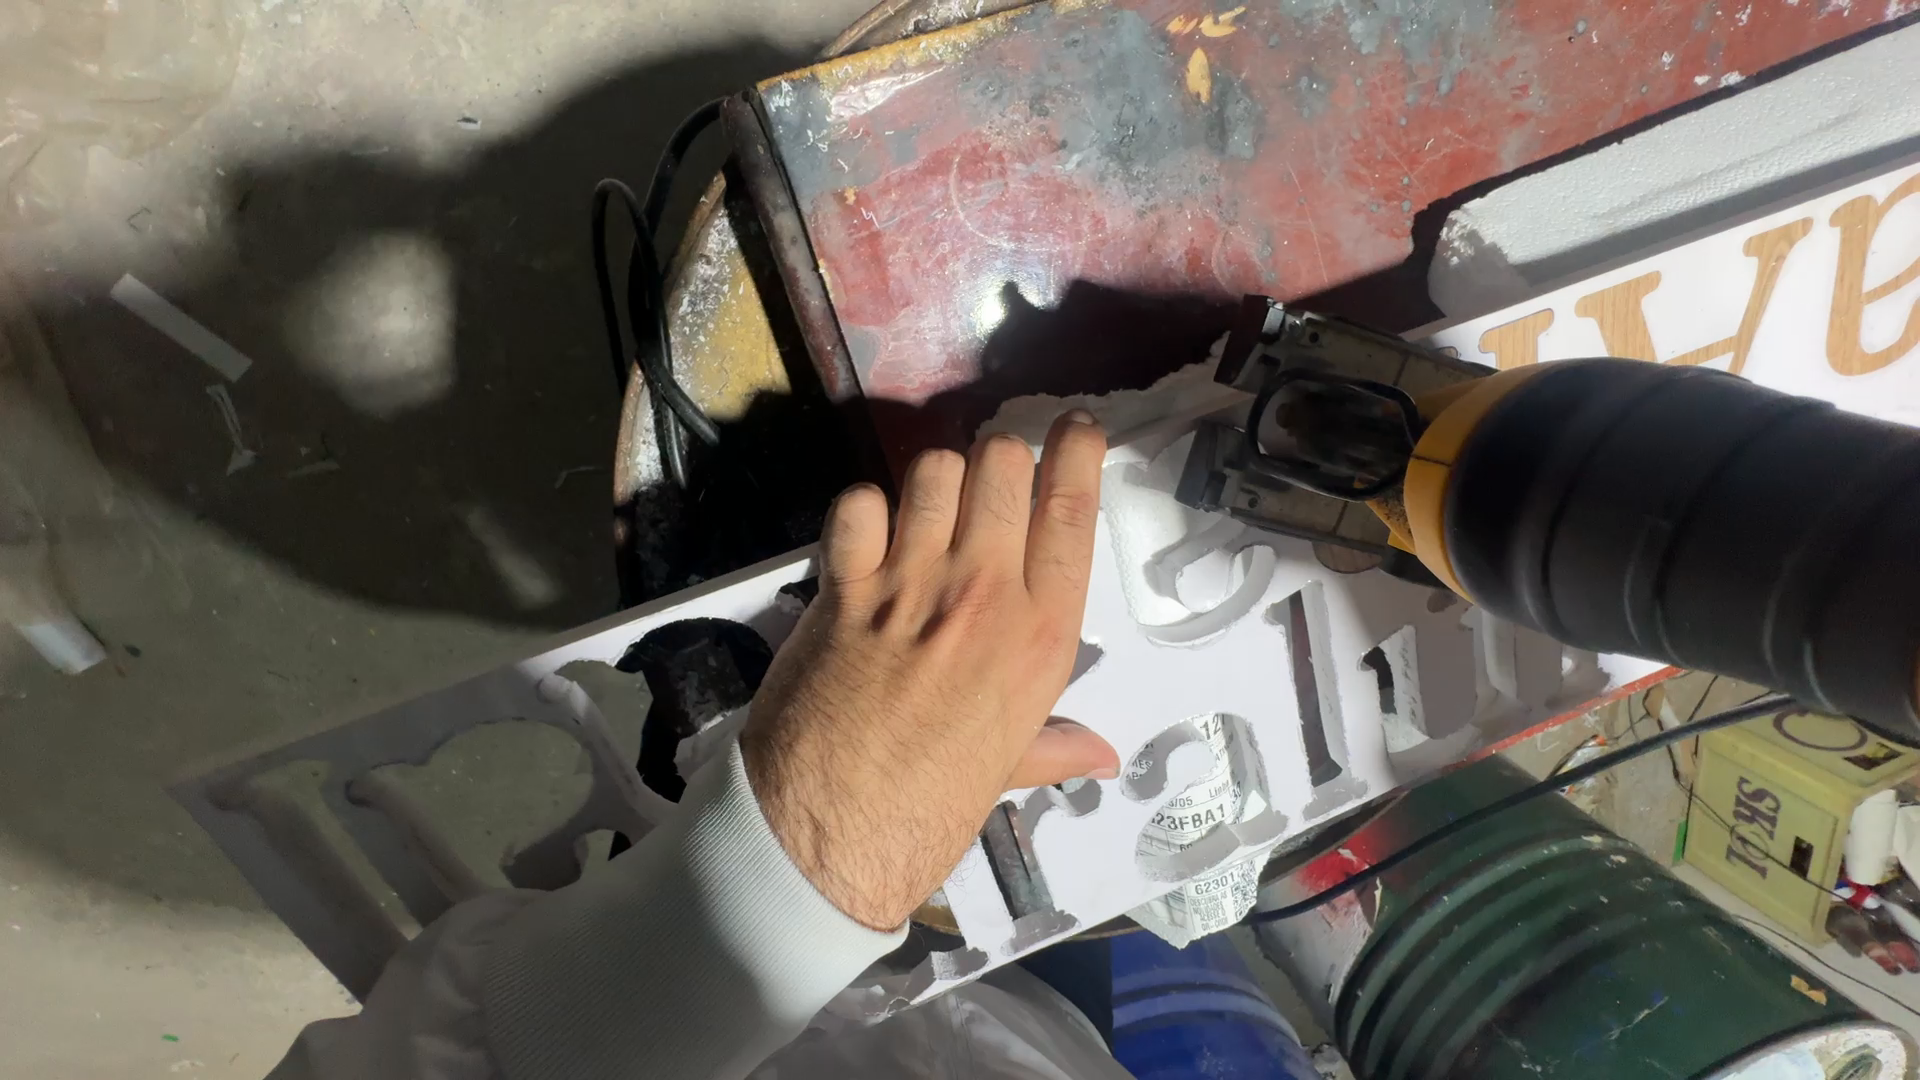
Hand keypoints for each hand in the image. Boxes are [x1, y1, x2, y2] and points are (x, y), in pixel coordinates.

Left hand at [741, 412, 1118, 930]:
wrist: (833, 834)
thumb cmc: (935, 803)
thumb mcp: (1009, 768)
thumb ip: (1058, 746)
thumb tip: (1104, 757)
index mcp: (1040, 634)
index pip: (1073, 510)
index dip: (1078, 451)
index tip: (1075, 427)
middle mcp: (983, 591)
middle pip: (1001, 464)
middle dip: (998, 458)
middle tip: (988, 482)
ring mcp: (910, 583)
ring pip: (934, 470)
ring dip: (935, 479)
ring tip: (929, 509)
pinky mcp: (844, 586)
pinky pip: (859, 505)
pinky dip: (864, 512)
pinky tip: (868, 539)